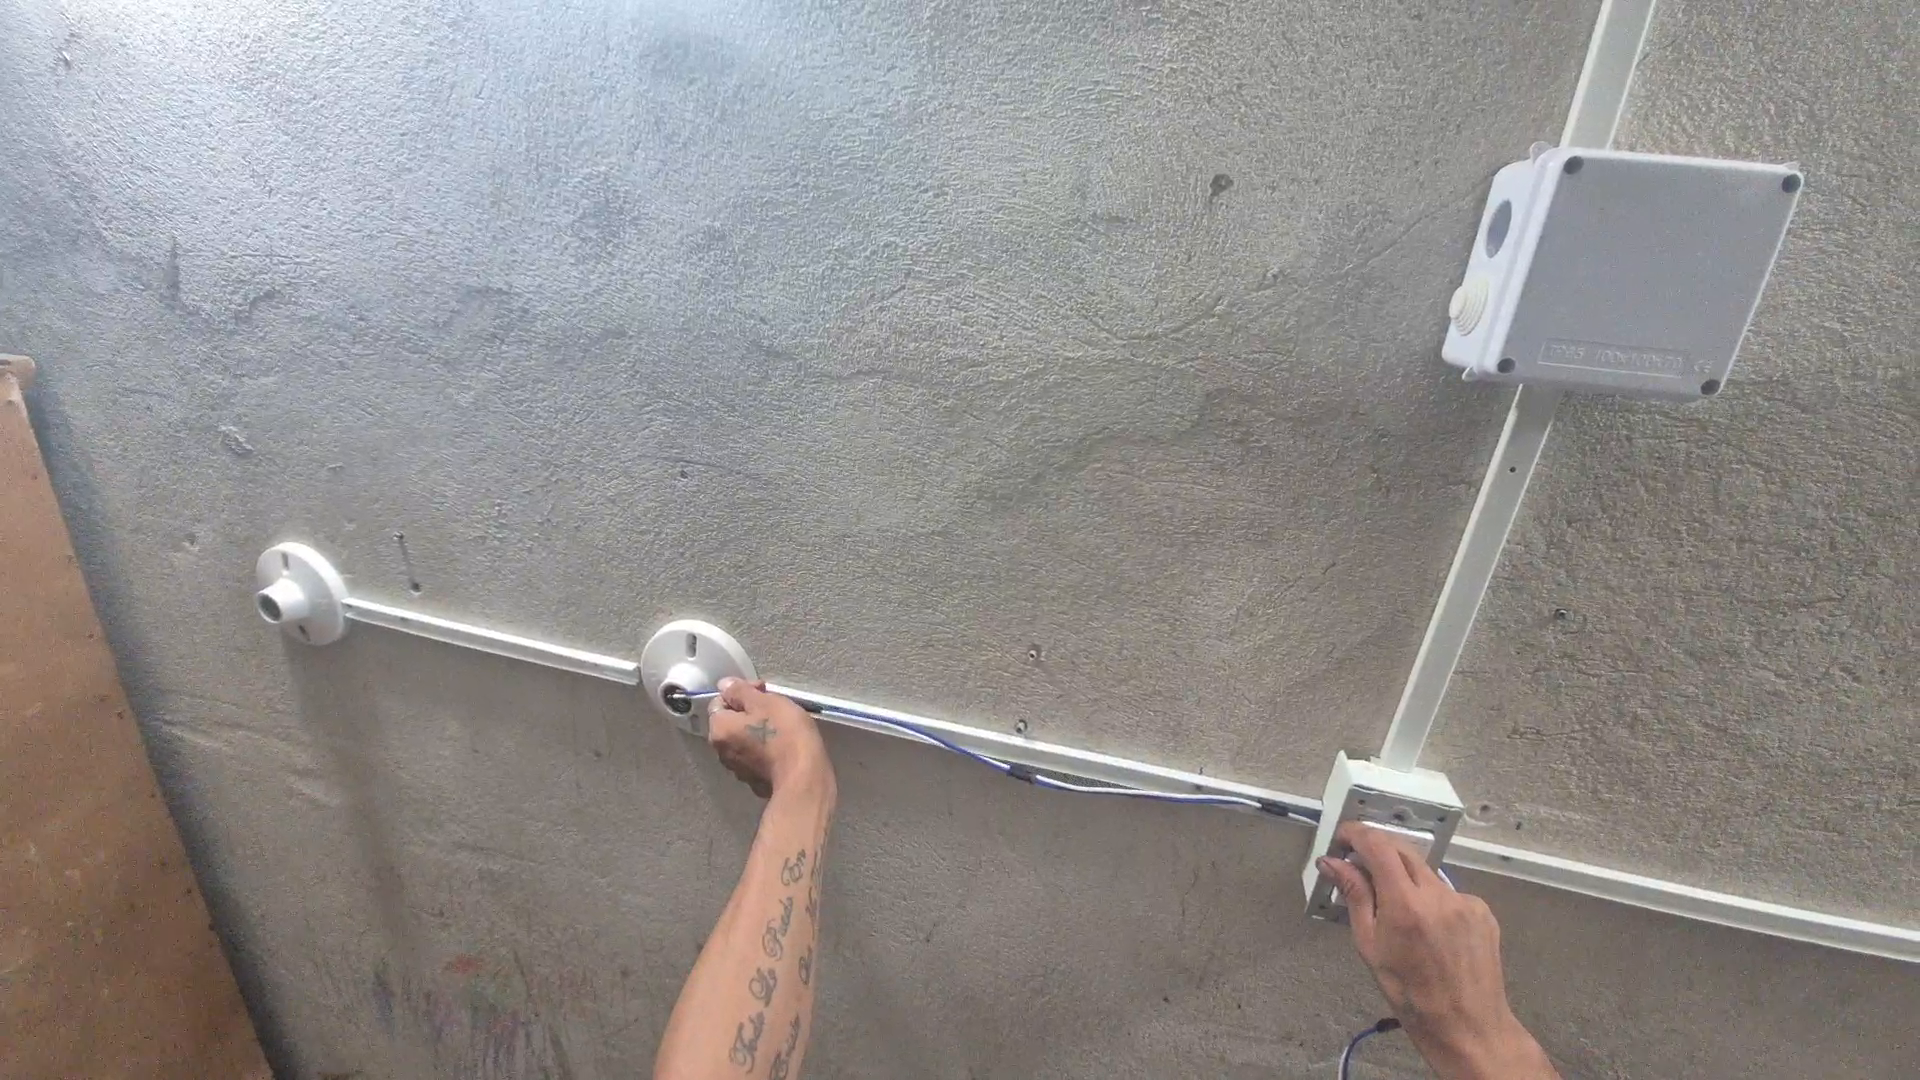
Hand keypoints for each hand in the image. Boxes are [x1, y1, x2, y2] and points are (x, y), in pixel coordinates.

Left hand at [707, 678, 832, 799]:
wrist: (804, 777)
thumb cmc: (785, 734)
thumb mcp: (766, 702)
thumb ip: (741, 691)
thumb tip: (724, 684)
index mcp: (719, 730)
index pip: (719, 701)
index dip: (741, 692)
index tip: (763, 690)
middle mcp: (721, 751)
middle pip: (730, 723)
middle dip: (749, 712)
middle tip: (774, 707)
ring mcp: (738, 769)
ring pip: (743, 740)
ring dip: (756, 731)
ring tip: (780, 727)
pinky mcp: (755, 781)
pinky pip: (755, 757)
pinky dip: (764, 749)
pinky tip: (781, 746)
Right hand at [1317, 823, 1557, 1079]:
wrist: (1469, 1028)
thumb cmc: (1408, 991)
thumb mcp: (1369, 945)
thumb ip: (1354, 895)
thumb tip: (1331, 862)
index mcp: (1405, 904)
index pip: (1377, 845)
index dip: (1355, 833)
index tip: (1341, 838)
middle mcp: (1438, 894)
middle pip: (1401, 849)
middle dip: (1376, 848)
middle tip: (1357, 862)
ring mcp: (1465, 901)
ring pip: (1423, 870)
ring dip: (1402, 874)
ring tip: (1394, 903)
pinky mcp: (1483, 911)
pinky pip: (1446, 890)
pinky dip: (1428, 895)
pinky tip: (1427, 922)